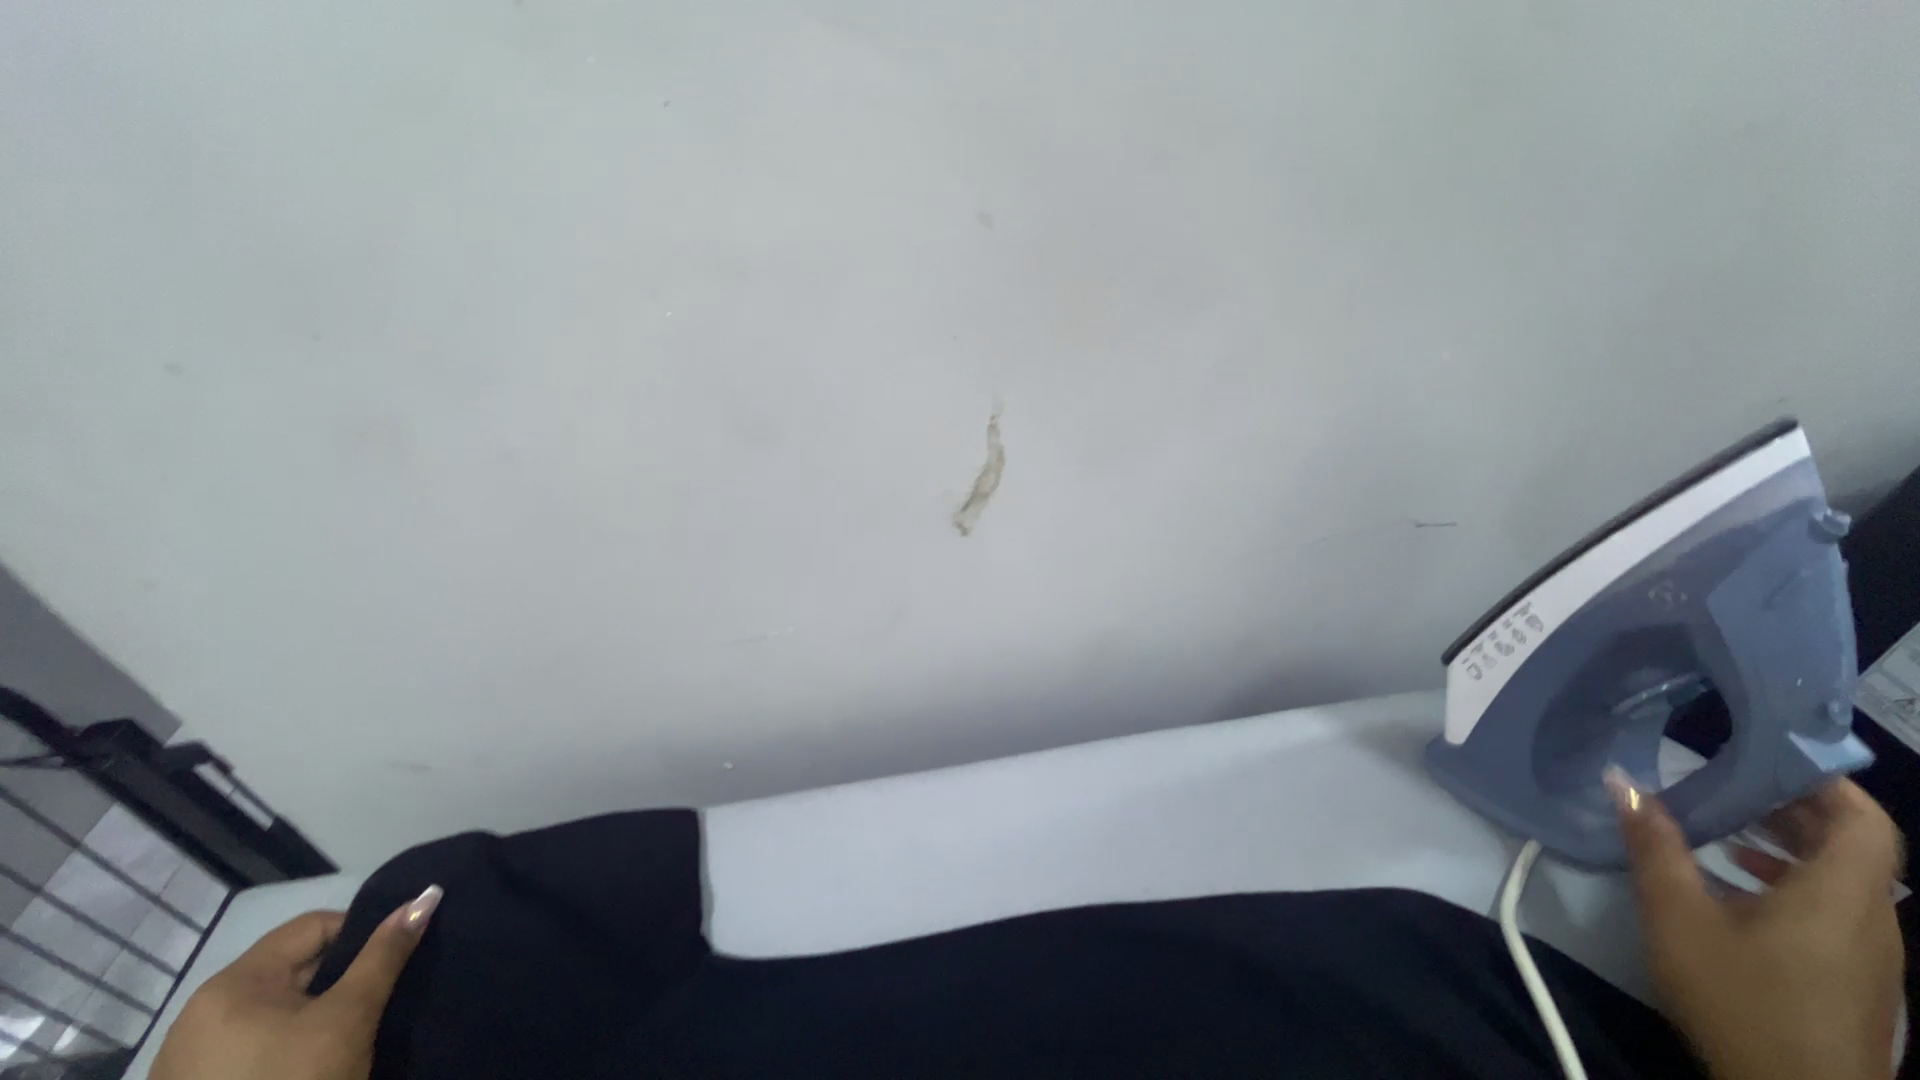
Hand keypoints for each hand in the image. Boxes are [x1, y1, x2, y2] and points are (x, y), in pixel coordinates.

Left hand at [151, 885, 441, 1079]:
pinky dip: (288, 1040)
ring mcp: (190, 1053)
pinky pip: (254, 1040)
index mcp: (232, 983)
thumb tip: (427, 895)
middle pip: (293, 965)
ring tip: (347, 1034)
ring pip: (277, 1005)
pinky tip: (309, 1065)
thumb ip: (385, 953)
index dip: (361, 935)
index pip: (313, 926)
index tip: (389, 964)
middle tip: (375, 1000)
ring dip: (317, 1010)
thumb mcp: (350, 1017)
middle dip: (341, 976)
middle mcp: (201, 1009)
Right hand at [1613, 774, 1903, 1079]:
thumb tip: (1624, 782)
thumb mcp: (1678, 917)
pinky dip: (1796, 885)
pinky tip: (1737, 894)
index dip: (1826, 782)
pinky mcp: (1859, 981)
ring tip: (1728, 834)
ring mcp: (1872, 956)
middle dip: (1796, 810)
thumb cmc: (1741, 999)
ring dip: (1793, 849)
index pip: (1865, 821)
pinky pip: (1838, 912)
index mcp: (1841, 896)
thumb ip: (1655, 847)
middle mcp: (1872, 919)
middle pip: (1855, 847)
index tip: (1768, 755)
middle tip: (1732, 785)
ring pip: (1845, 881)